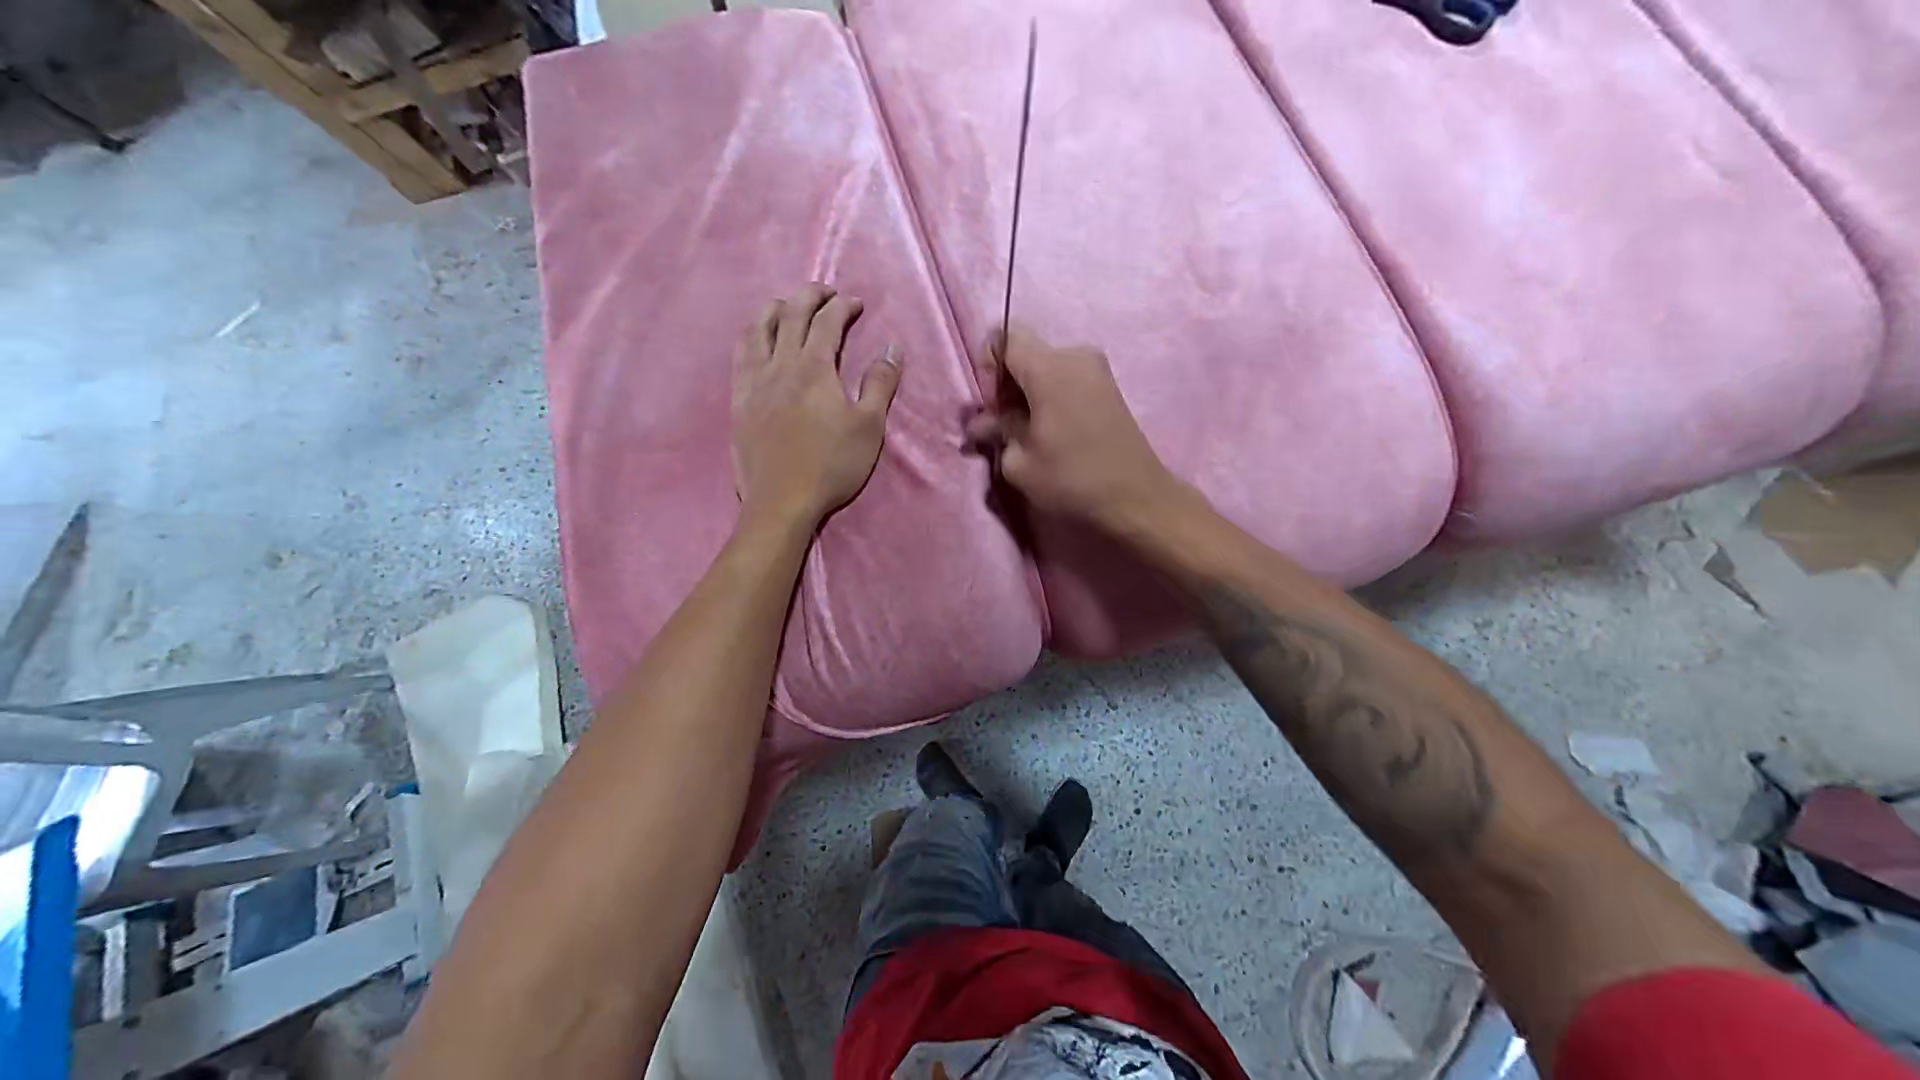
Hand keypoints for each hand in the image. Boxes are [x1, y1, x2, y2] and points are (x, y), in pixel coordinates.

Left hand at [732, 284, 901, 526]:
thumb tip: (892, 348)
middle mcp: (780, 364)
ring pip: (757, 328)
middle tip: (826, 293)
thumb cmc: (832, 465)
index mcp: (813, 368)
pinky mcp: (739, 400)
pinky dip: (751, 336)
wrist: (781, 501)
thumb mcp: (869, 427)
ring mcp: (754, 381)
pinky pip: (739, 356)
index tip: (856, 303)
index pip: (828, 322)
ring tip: (786, 306)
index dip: (843, 306)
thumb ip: (880, 384)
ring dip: (774, 308)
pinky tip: (756, 342)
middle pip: (791, 314)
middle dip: (810, 296)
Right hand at [966, 326, 1187, 531]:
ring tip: (1023, 436)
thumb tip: (986, 422)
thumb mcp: (1019, 462)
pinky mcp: (1107, 388)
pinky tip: (1047, 434)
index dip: (988, 367)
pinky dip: (1049, 400)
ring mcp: (1096, 370)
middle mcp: (1075, 356)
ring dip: (1028, 396)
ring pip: (1045, 369)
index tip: (991, 405)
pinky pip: (1066, 381)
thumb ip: (998, 431)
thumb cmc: (1072, 479)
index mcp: (1049, 367)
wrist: (1136, 499)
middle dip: (1007, 386)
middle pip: (1026, 354)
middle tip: (1000, 427)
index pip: (1004, 338)